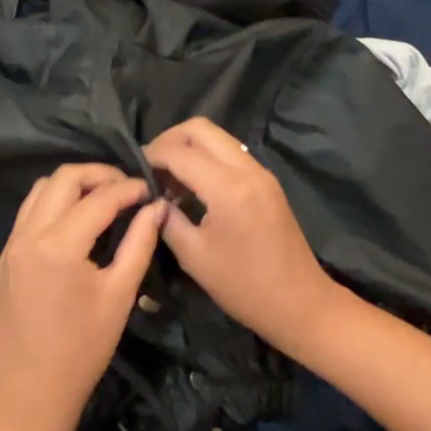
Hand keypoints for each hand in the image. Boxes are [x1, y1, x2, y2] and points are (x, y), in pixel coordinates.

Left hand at [0, 164, 165, 430]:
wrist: (29, 392)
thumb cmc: (82, 350)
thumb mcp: (119, 296)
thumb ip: (139, 244)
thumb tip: (157, 208)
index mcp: (59, 245)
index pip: (99, 197)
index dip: (130, 188)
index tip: (152, 190)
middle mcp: (29, 234)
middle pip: (64, 178)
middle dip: (99, 175)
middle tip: (128, 189)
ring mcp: (12, 243)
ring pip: (42, 189)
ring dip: (74, 185)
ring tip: (105, 200)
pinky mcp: (6, 256)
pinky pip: (29, 210)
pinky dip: (55, 202)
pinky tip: (78, 219)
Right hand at [144, 118, 348, 354]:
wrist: (299, 302)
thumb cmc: (243, 287)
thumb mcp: (194, 256)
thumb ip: (167, 219)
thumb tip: (151, 199)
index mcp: (228, 187)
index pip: (179, 152)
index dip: (151, 156)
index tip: (131, 171)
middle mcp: (247, 169)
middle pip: (200, 128)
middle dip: (169, 140)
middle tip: (149, 166)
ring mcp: (261, 173)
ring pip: (218, 137)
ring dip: (190, 147)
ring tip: (168, 177)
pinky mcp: (267, 182)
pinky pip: (231, 153)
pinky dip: (207, 158)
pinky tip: (192, 186)